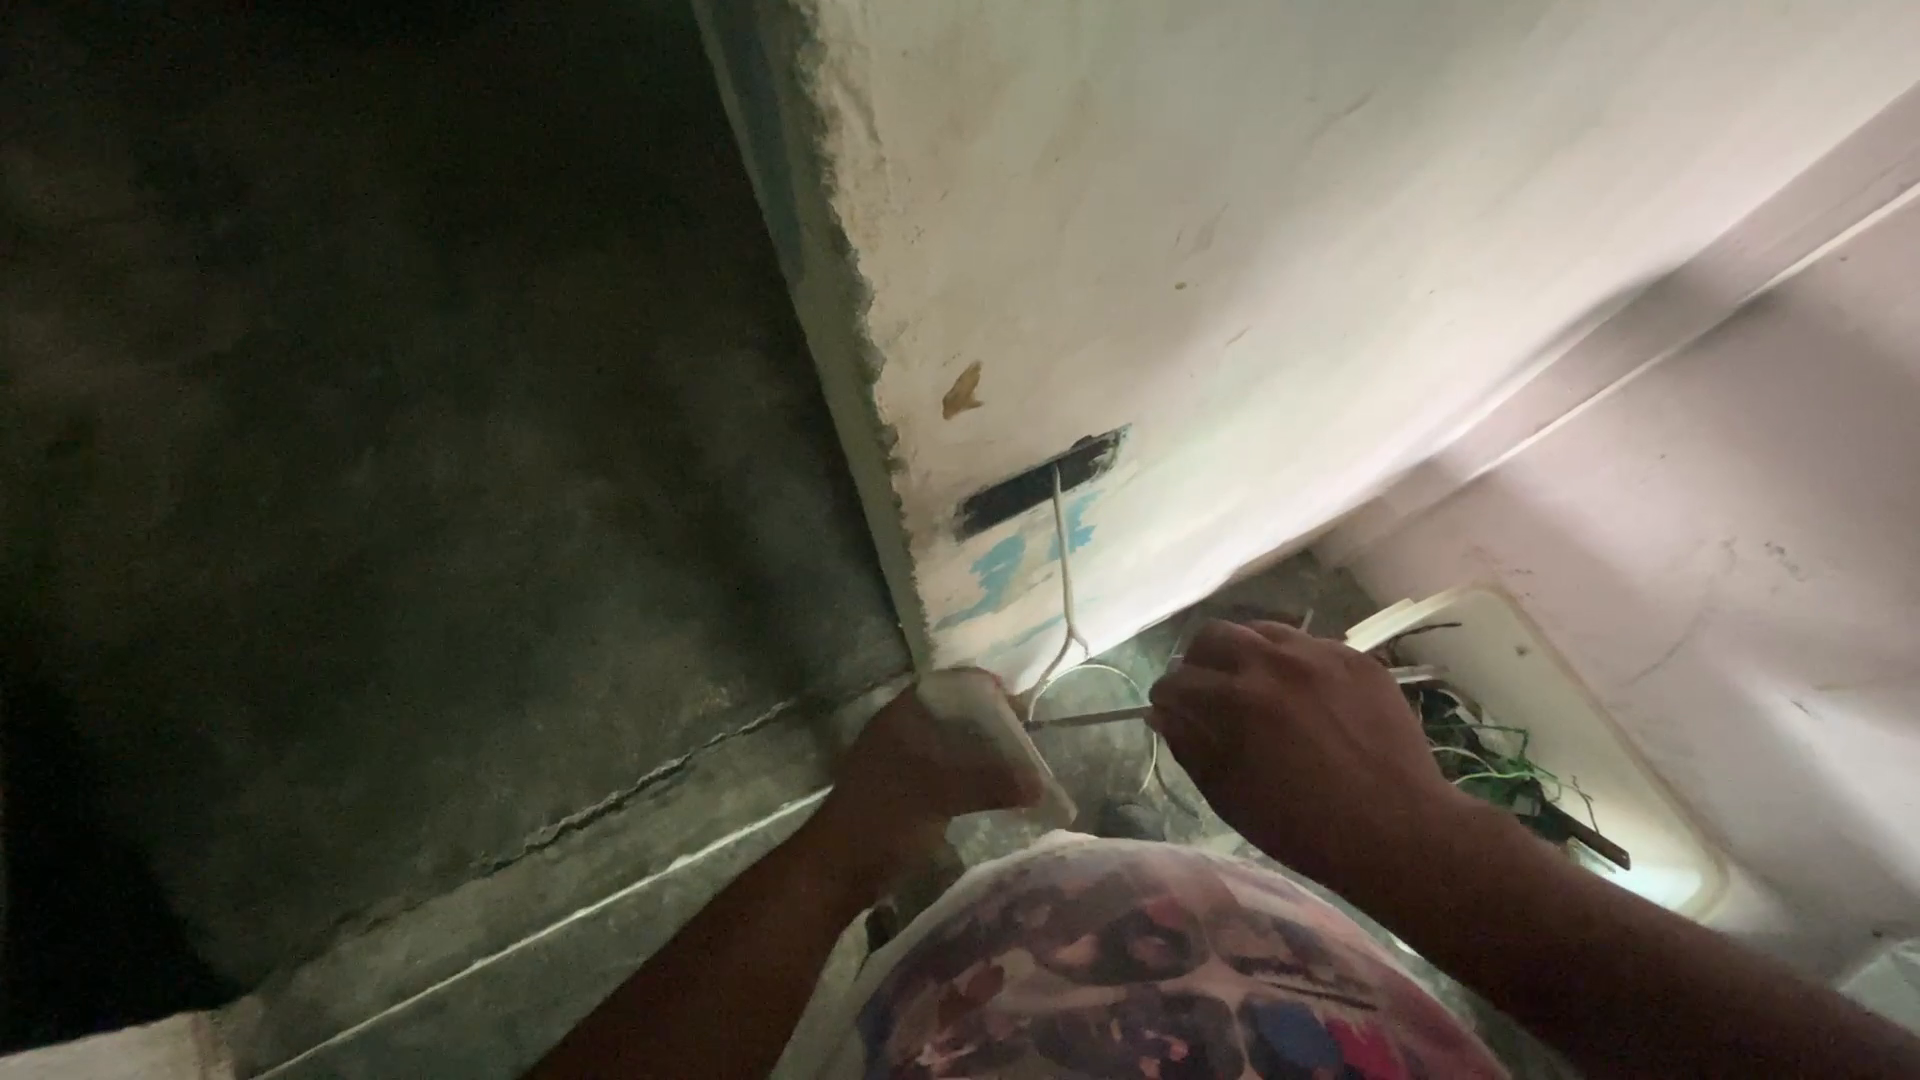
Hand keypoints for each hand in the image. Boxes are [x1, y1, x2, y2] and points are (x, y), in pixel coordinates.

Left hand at [817, 675, 1042, 884]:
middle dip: (989, 723)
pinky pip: (946, 771)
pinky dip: (971, 776)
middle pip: (953, 714)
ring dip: (982, 752)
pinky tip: (994, 790)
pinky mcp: (906, 791)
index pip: (947, 685)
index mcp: (902, 717)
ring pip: (951, 744)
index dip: (981, 686)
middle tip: (1025, 736)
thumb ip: (989, 784)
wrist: (837, 870)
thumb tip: (1039, 785)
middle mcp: (901, 732)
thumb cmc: (884, 818)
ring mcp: (901, 762)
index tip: (1015, 702)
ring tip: (1018, 764)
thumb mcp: (940, 796)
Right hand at [1148, 619, 1474, 897]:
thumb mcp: (1229, 796)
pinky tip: (1303, 696)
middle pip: (1213, 635)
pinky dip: (1293, 664)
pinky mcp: (1357, 660)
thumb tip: (1163, 714)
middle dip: (1199, 661)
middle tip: (1207, 690)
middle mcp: (1273, 663)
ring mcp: (1319, 655)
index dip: (1166, 699)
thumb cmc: (1303, 827)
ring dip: (1245, 654)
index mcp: (1235, 700)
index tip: (1170, 713)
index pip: (1177, 680)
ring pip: (1261, 630)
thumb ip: (1189, 747)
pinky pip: (1309, 645)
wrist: (1401, 832)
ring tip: (1255, 686)